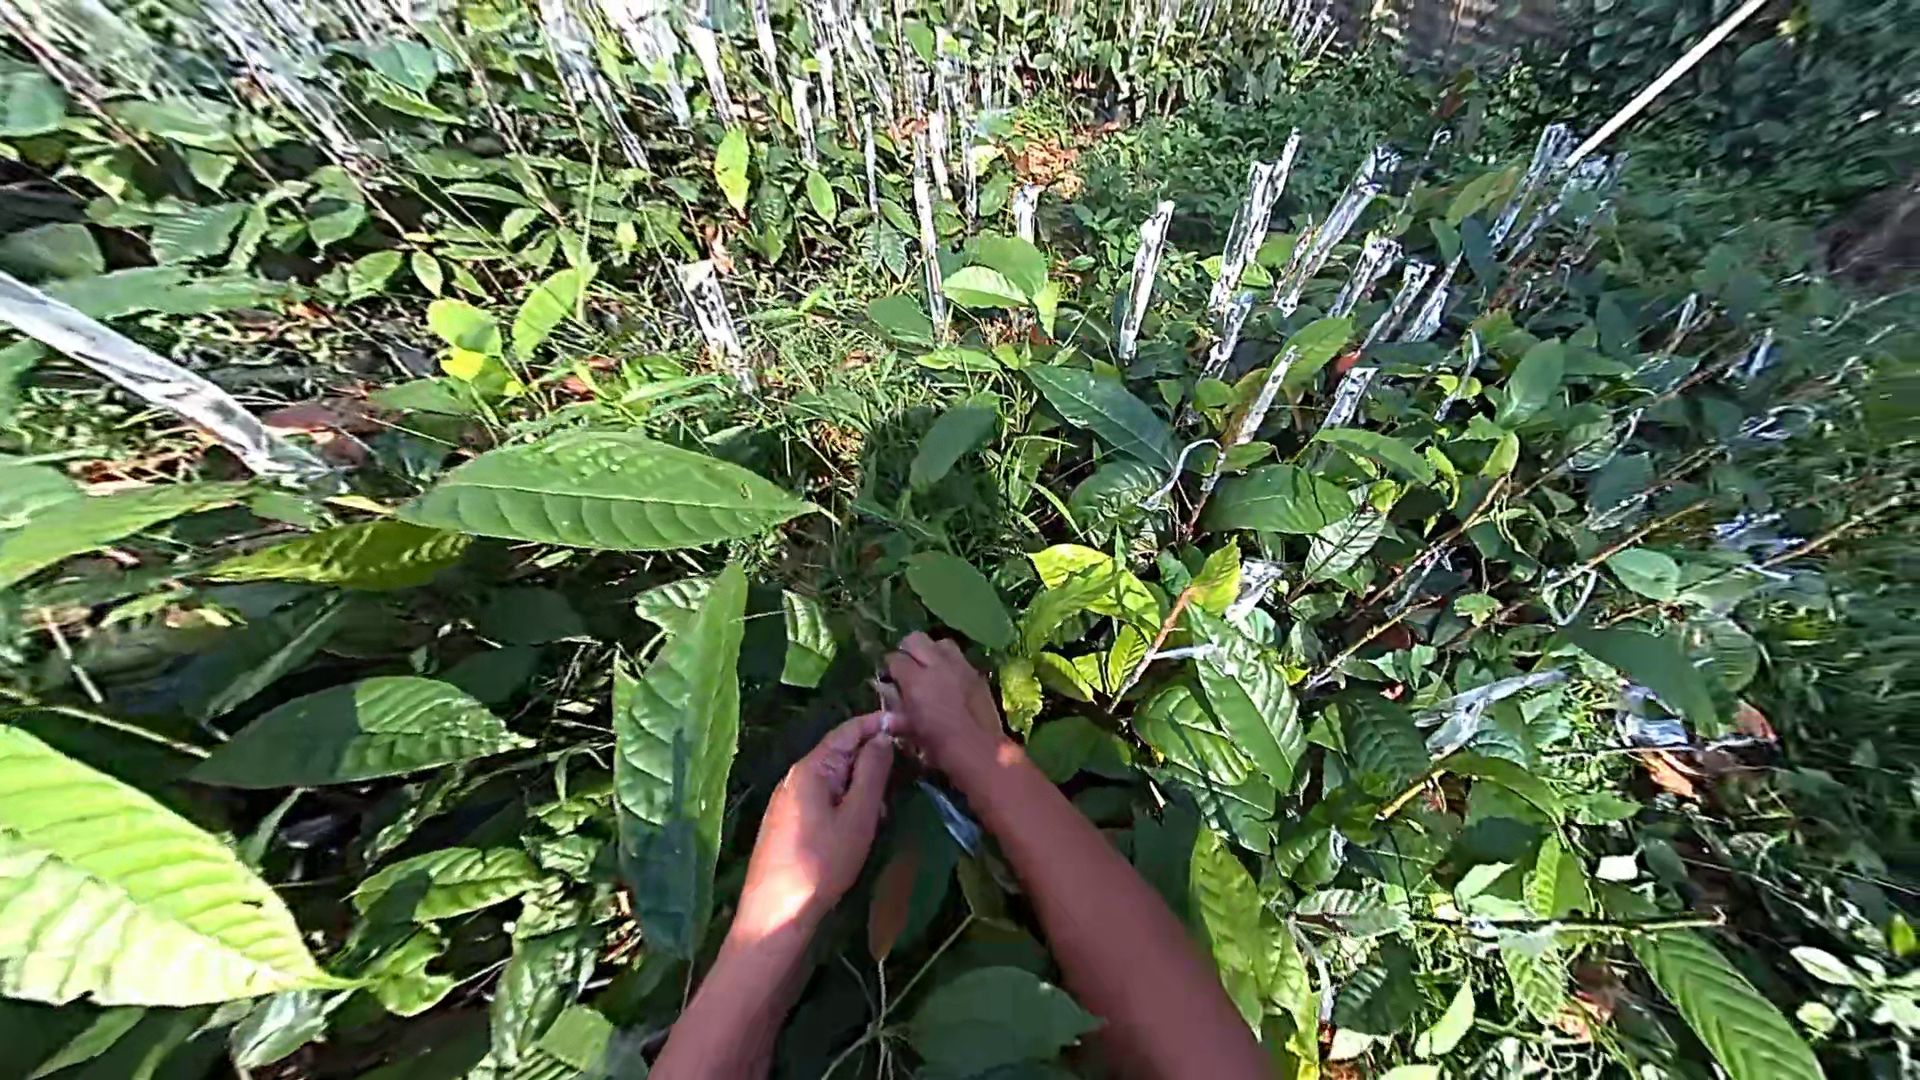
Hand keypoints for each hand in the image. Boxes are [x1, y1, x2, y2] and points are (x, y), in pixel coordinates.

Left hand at [732, 713, 894, 942]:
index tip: (912, 727)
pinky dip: (849, 799)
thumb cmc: (821, 863)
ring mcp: (789, 799)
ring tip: (888, 804)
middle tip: (909, 769)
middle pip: (842, 751)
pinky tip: (863, 822)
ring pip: (836, 776)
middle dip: (876, 756)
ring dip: (865, 782)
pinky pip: (825, 796)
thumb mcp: (858, 815)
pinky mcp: (788, 822)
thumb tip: (882, 736)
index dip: (881, 723)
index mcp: (811, 767)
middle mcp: (796, 776)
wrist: (774, 918)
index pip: (850, 729)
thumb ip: (873, 770)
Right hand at [884, 632, 1009, 779]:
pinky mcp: (976, 672)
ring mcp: (959, 666)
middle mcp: (937, 665)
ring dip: (932, 651)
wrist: (980, 750)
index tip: (889, 675)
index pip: (895, 658)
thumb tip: (887, 704)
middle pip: (916, 639)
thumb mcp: (910, 731)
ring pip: (940, 643)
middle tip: (907, 666)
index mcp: (916, 680)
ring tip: (930, 667)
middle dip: (907, 649)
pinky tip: (949, 678)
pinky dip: (950, 662)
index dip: (889, 666)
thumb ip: (896, 711)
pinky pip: (959, 657)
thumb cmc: (939, 746)